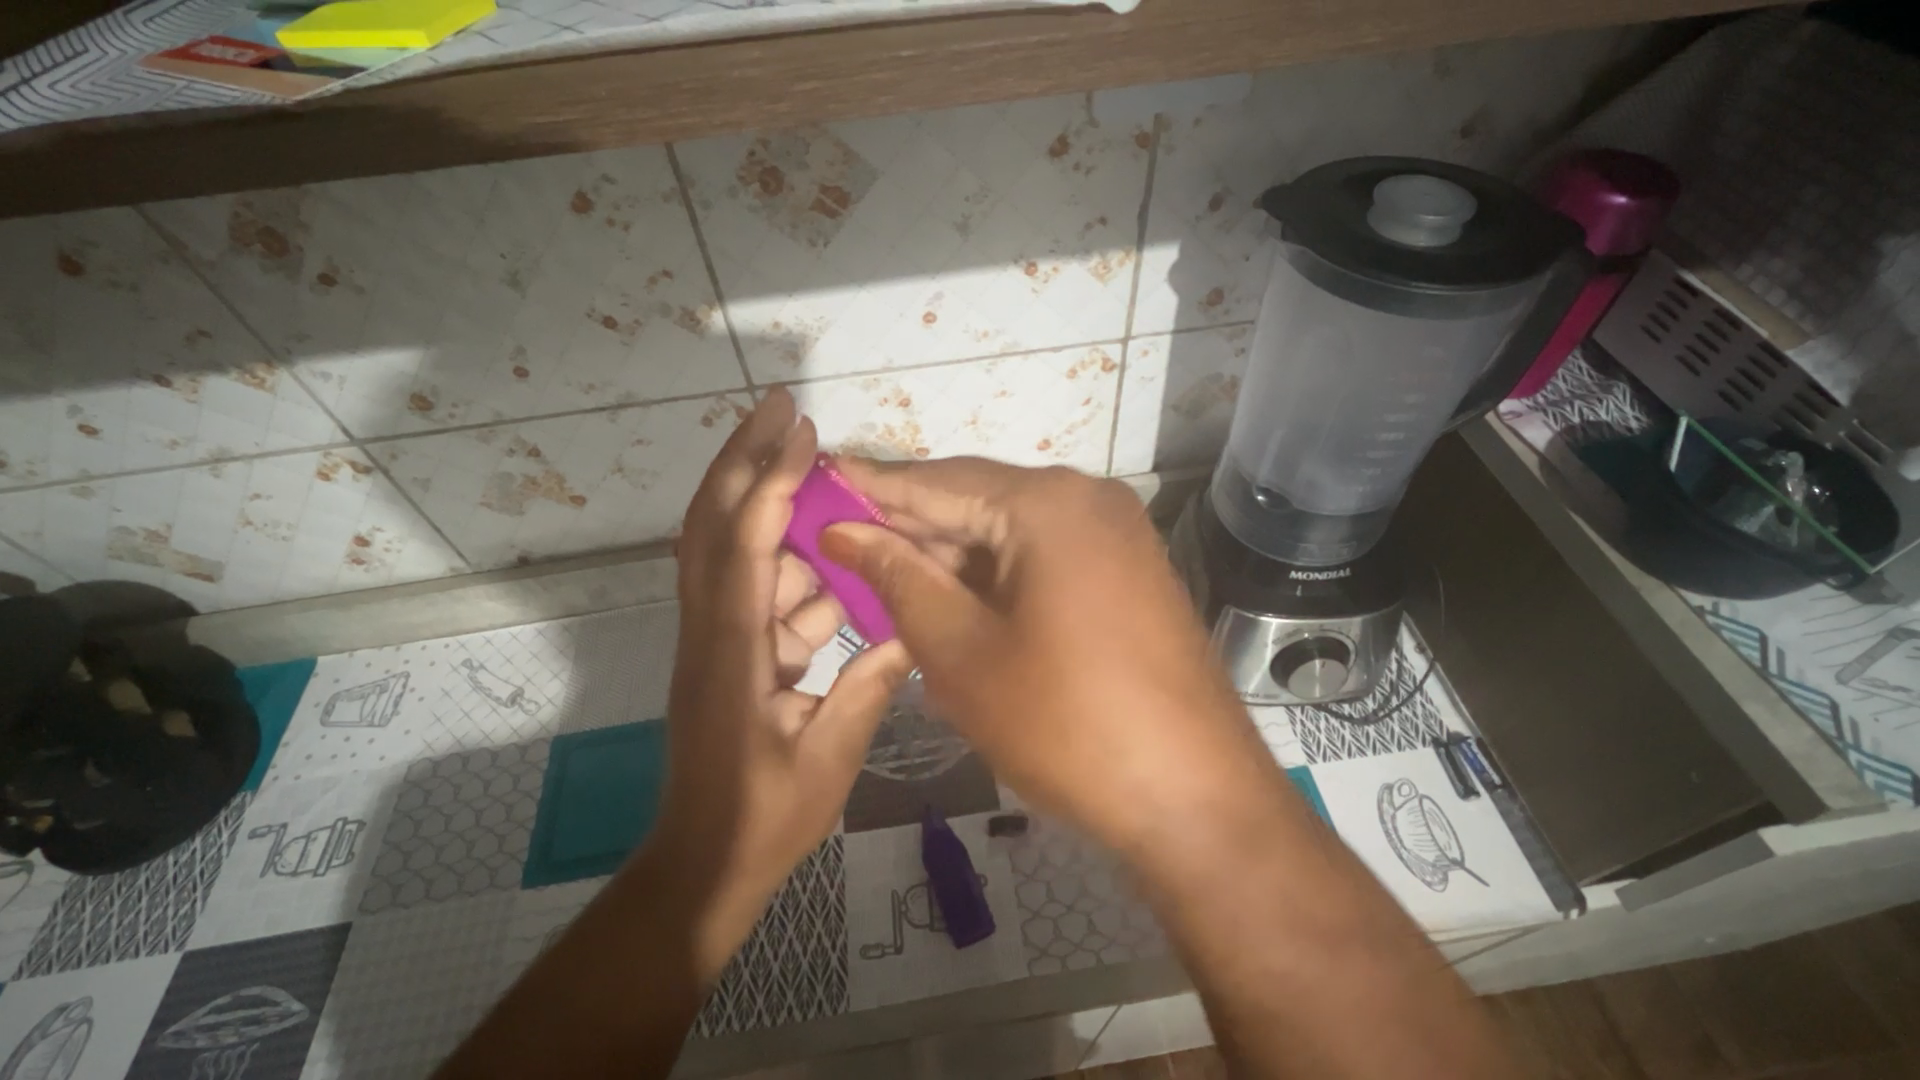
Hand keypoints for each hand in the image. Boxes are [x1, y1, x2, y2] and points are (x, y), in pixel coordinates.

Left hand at [658, 389, 910, 972]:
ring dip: (778, 518)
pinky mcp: (727, 657)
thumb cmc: (763, 819)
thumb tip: (909, 632)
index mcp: (732, 652)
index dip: (770, 480)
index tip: (801, 430)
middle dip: (745, 458)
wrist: (703, 865)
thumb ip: (867, 688)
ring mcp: (715, 642)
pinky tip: (839, 586)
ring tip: (833, 491)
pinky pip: (758, 597)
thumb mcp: (828, 758)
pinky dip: (794, 578)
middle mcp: (712, 631)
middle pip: (715, 524)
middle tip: (780, 406)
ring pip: (737, 555)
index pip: (744, 546)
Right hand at [819, 459, 1283, 865]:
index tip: (816, 481)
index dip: (870, 486)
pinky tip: (952, 605)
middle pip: (977, 501)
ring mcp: (1119, 536)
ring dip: (951, 559)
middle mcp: (1089, 499)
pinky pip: (1045, 559)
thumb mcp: (962, 653)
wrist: (1196, 798)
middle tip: (839, 546)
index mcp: (1047, 503)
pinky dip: (995, 578)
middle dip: (909, 529)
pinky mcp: (1131, 573)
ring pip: (1011, 533)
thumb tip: (846, 530)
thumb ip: (899, 579)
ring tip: (883, 582)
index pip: (936, 479)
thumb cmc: (1066, 725)